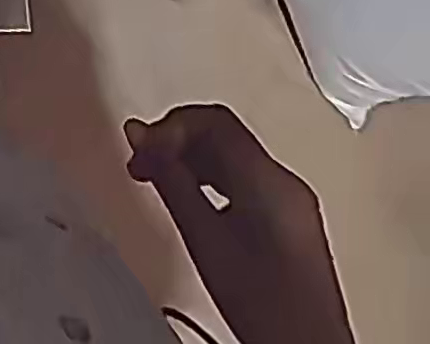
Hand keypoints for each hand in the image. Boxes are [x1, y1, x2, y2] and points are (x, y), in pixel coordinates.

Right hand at [125, 105, 354, 343]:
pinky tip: (186, 197)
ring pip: (227, 155)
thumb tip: (140, 134)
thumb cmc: (264, 307)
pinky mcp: (286, 219)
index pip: (213, 121)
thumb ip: (168, 177)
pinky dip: (206, 178)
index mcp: (269, 181)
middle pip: (220, 134)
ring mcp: (289, 202)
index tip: (142, 144)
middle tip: (142, 159)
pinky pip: (240, 178)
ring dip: (187, 159)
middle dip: (175, 141)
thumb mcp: (202, 235)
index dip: (170, 126)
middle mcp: (284, 183)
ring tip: (156, 178)